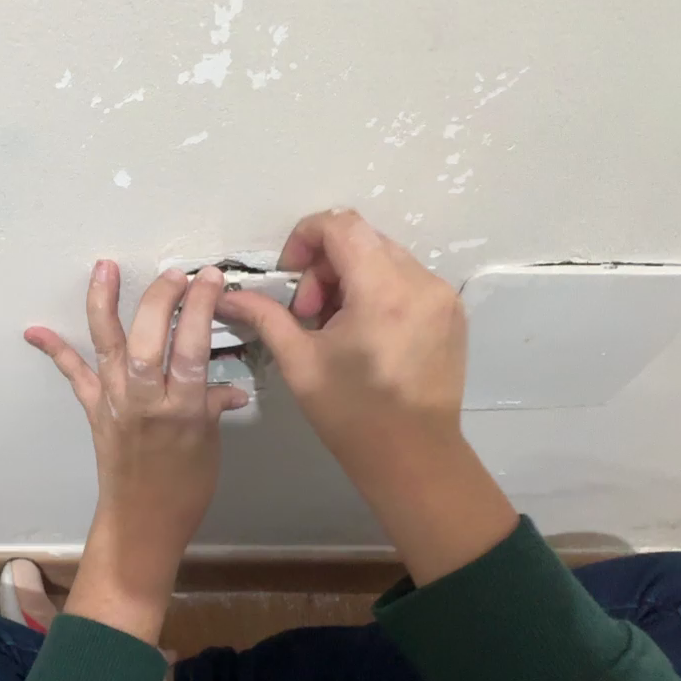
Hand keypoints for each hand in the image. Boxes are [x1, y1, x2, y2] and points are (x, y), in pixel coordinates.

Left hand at [25, 261, 245, 640]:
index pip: (193, 348)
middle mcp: (146, 401)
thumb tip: (230, 387)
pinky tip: (35, 330)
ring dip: (104, 305)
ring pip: (109, 347)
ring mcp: (115, 403)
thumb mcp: (210, 446)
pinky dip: (55, 351)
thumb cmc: (185, 490)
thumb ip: (213, 408)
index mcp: (184, 410)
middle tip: (176, 273)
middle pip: (150, 340)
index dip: (201, 308)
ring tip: (104, 267)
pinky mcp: (94, 411)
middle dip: (161, 299)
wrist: (141, 524)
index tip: (210, 277)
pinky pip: (74, 376)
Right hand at [217, 210, 515, 582]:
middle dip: (326, 266)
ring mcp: (442, 296)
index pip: (342, 225)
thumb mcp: (299, 361)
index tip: (289, 275)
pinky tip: (364, 335)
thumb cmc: (350, 413)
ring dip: (351, 279)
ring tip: (335, 327)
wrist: (411, 456)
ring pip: (385, 258)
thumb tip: (229, 295)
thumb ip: (266, 316)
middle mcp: (420, 282)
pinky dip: (377, 292)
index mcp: (382, 290)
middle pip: (363, 240)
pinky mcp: (451, 313)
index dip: (306, 237)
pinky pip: (407, 280)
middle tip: (309, 313)